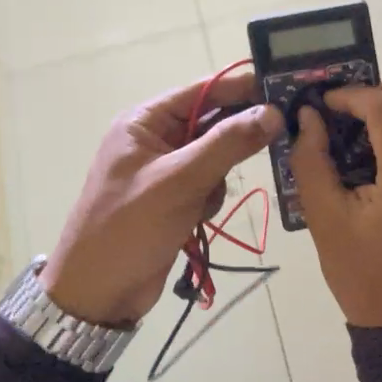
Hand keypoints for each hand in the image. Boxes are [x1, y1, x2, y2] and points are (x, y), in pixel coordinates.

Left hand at [40, 70, 281, 326]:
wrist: (96, 295)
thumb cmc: (129, 228)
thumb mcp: (181, 181)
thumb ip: (229, 142)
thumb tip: (274, 112)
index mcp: (145, 122)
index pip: (204, 91)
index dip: (244, 88)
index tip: (286, 87)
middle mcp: (155, 138)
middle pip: (214, 120)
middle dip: (237, 135)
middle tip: (280, 133)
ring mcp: (165, 169)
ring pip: (217, 153)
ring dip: (221, 174)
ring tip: (206, 198)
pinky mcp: (174, 196)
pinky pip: (210, 181)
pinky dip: (212, 196)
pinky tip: (199, 216)